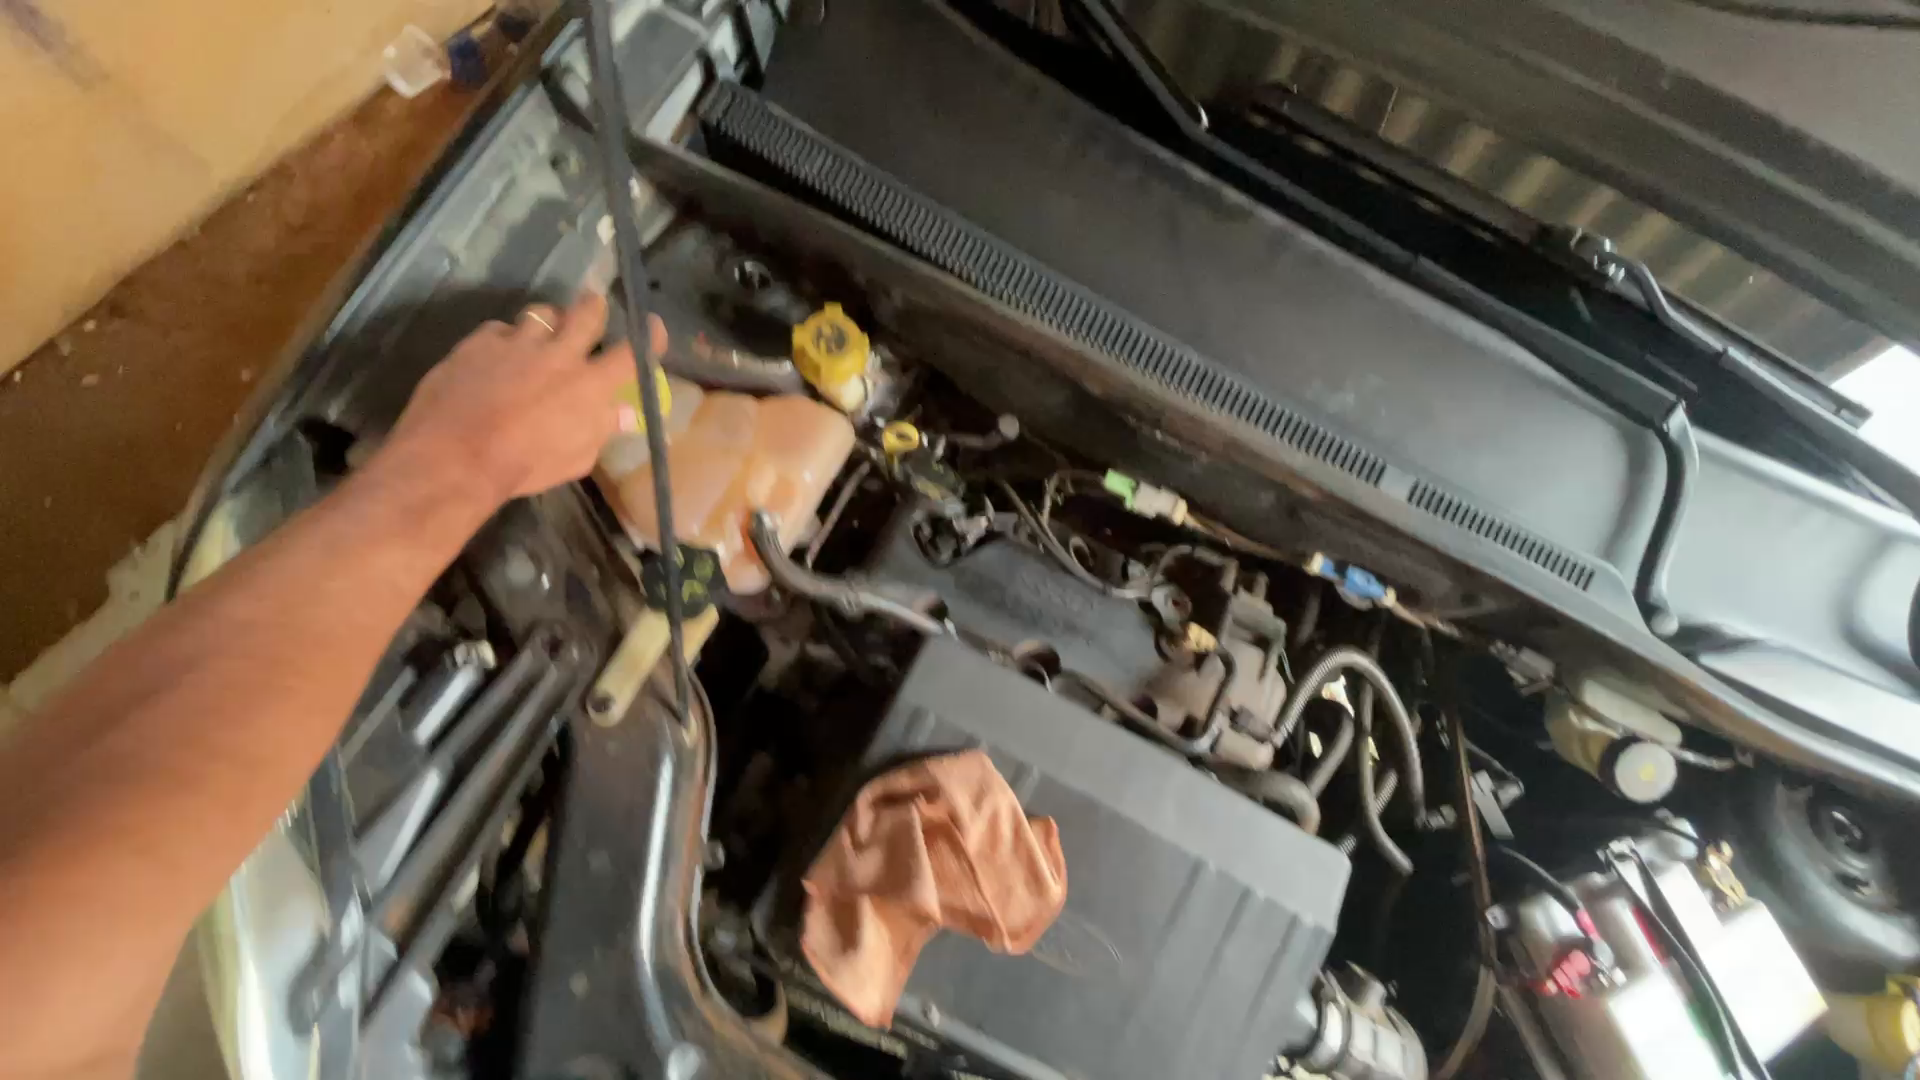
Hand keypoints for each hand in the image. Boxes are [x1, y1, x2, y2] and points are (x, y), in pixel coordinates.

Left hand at [383, 293, 667, 505]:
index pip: (631, 354)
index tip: (655, 326)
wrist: (455, 455)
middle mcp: (559, 355)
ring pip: (541, 314)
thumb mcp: (577, 459)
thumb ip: (601, 429)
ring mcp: (517, 344)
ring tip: (544, 328)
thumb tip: (624, 413)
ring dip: (548, 319)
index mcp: (591, 386)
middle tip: (594, 303)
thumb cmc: (526, 465)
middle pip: (585, 316)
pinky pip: (499, 329)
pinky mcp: (478, 343)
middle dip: (594, 307)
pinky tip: (501, 351)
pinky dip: (507, 337)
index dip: (648, 338)